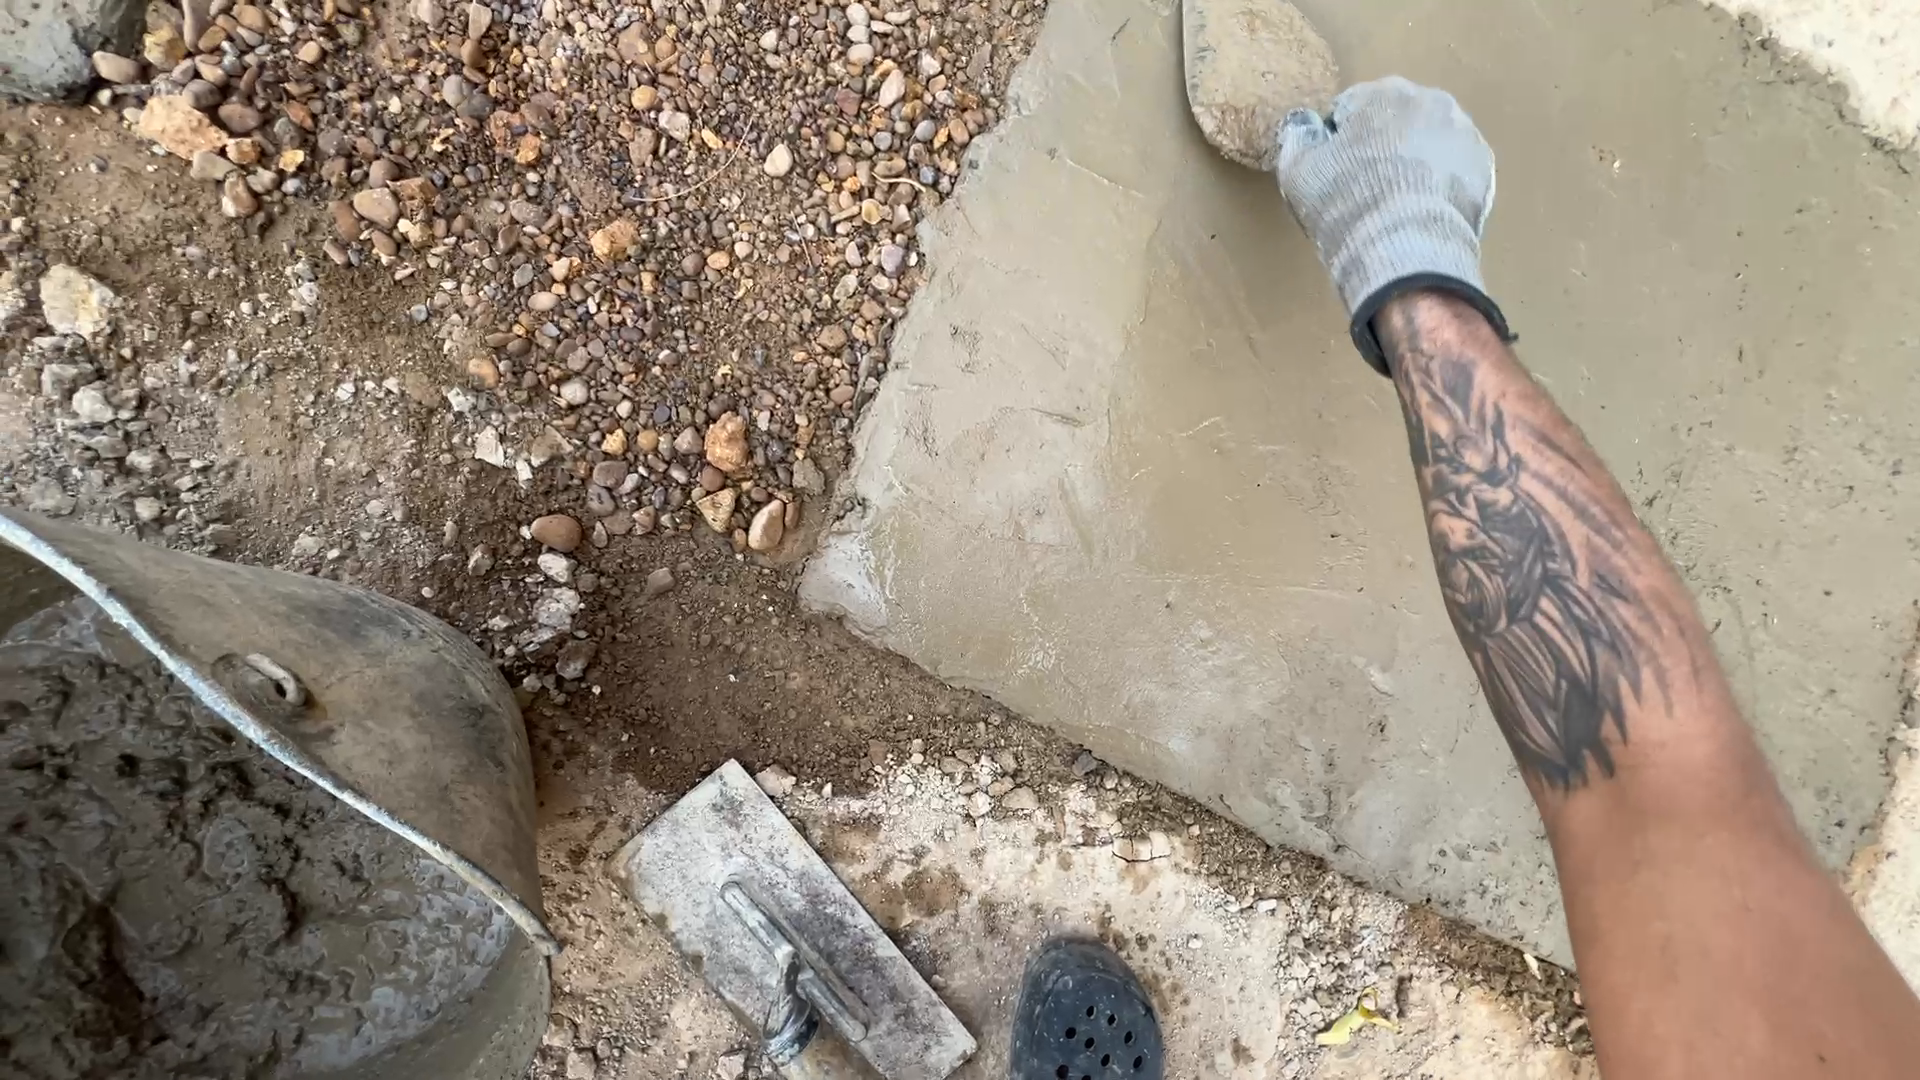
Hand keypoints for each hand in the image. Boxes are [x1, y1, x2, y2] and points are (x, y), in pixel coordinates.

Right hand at [1276, 77, 1508, 373]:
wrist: (1404, 246)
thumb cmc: (1343, 203)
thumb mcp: (1298, 171)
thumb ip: (1296, 139)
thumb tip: (1304, 126)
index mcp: (1380, 93)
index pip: (1347, 109)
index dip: (1333, 144)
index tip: (1327, 176)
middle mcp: (1429, 100)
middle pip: (1393, 122)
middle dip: (1377, 149)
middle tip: (1359, 192)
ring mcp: (1463, 132)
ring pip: (1426, 144)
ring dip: (1409, 166)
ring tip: (1390, 207)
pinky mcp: (1482, 169)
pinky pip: (1450, 173)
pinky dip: (1434, 188)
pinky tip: (1415, 217)